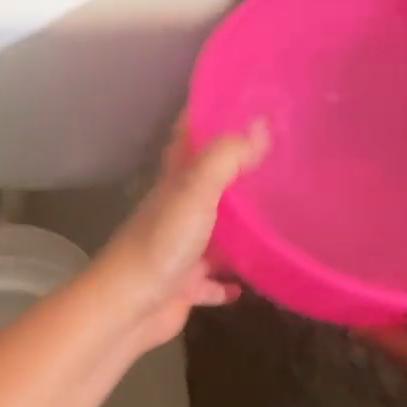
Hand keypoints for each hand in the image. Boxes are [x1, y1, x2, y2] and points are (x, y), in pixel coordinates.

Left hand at [95, 122, 267, 349]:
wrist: (128, 307)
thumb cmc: (160, 246)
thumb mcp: (194, 191)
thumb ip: (225, 158)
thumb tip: (260, 124)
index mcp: (173, 185)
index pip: (188, 139)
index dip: (208, 116)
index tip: (242, 98)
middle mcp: (175, 214)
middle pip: (206, 186)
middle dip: (235, 173)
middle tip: (278, 158)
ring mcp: (179, 252)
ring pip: (213, 235)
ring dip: (238, 230)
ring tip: (277, 219)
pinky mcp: (184, 288)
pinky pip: (211, 284)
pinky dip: (227, 283)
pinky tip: (248, 283)